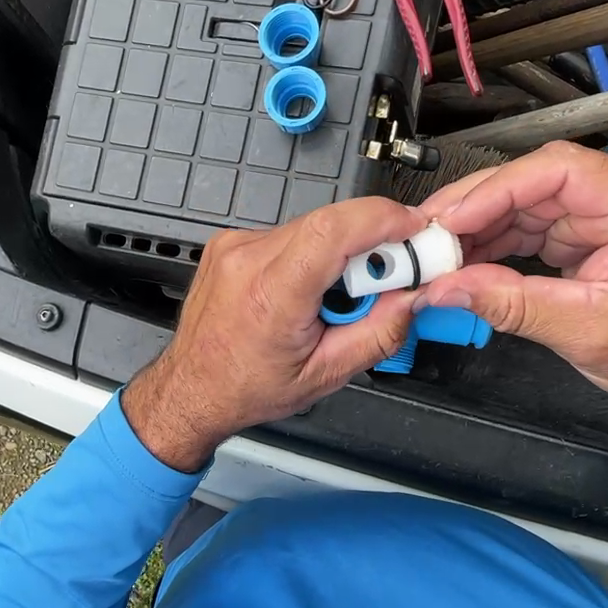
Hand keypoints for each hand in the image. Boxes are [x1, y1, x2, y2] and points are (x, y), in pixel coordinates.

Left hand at [122, 198, 426, 470]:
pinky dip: (313, 252)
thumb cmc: (246, 386)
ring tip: (337, 296)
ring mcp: (235, 246)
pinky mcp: (231, 242)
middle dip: (371, 241)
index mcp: (271, 294)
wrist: (193, 387)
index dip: (382, 219)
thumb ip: (380, 333)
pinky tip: (309, 287)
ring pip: (313, 225)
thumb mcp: (326, 374)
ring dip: (341, 250)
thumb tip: (414, 297)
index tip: (412, 229)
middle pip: (330, 222)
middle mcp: (247, 260)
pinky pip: (290, 233)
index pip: (333, 230)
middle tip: (386, 278)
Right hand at [419, 143, 607, 484]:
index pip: (559, 170)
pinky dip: (492, 243)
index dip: (496, 190)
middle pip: (532, 181)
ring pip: (522, 203)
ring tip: (436, 255)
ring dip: (476, 228)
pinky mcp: (585, 231)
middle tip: (426, 236)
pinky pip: (527, 225)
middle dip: (474, 208)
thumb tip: (448, 289)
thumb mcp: (586, 331)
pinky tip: (462, 261)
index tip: (451, 218)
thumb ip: (511, 305)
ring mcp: (603, 212)